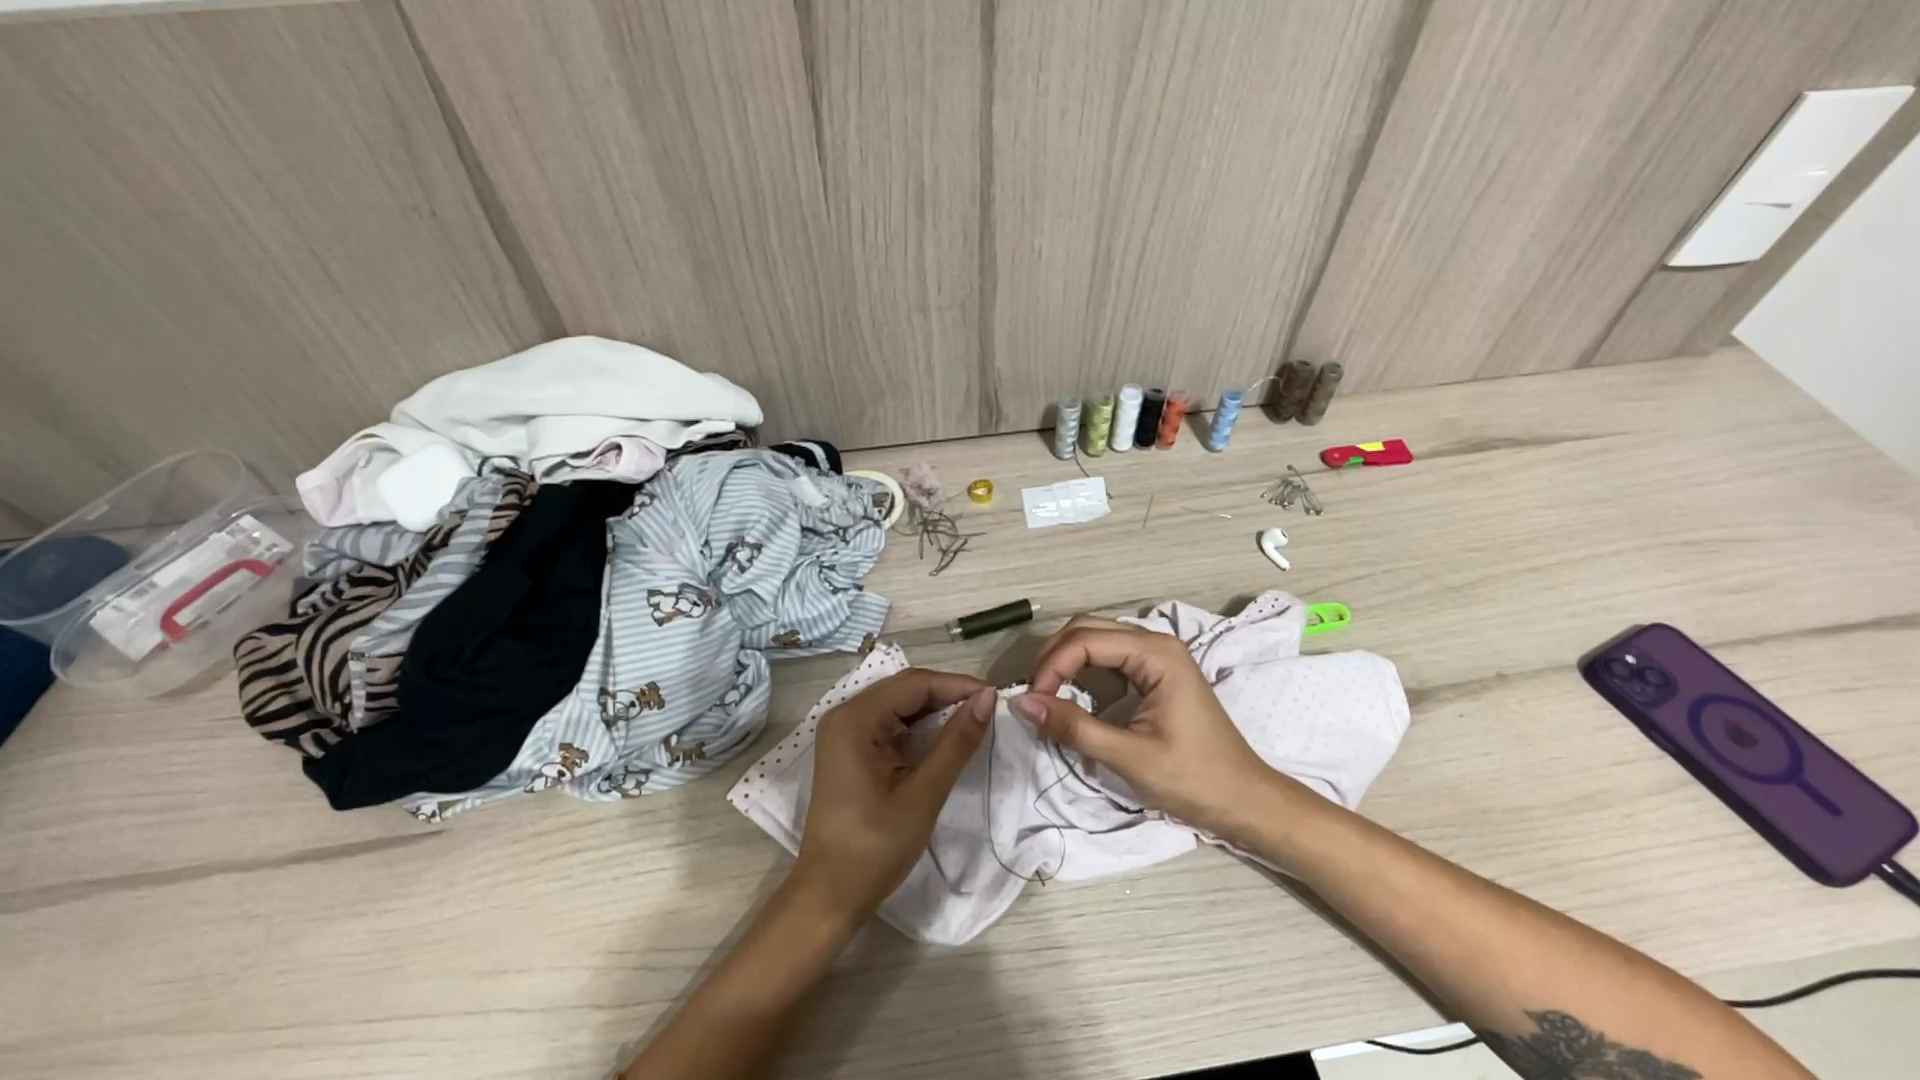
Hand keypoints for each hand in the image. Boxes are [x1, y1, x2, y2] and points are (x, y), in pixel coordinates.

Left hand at [794, 668, 995, 920]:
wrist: (830, 893)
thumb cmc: (875, 846)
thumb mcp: (923, 793)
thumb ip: (956, 742)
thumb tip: (987, 700)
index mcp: (855, 719)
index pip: (914, 684)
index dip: (958, 685)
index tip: (997, 697)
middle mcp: (844, 715)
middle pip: (904, 690)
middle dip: (948, 695)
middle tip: (990, 710)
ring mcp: (844, 733)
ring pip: (898, 706)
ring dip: (935, 711)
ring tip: (975, 721)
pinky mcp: (849, 751)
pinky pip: (889, 725)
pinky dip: (919, 728)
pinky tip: (945, 738)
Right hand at [1011, 615, 1310, 840]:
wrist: (1244, 801)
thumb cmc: (1194, 779)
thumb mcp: (1129, 757)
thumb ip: (1074, 727)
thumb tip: (1020, 703)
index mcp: (1157, 654)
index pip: (1085, 639)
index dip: (1051, 666)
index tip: (1032, 703)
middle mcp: (1156, 645)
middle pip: (1087, 631)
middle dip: (1053, 660)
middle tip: (1033, 699)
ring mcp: (1156, 660)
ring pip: (1095, 643)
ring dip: (1065, 666)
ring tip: (1045, 702)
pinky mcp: (1153, 678)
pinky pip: (1107, 663)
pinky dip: (1081, 677)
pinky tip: (1070, 703)